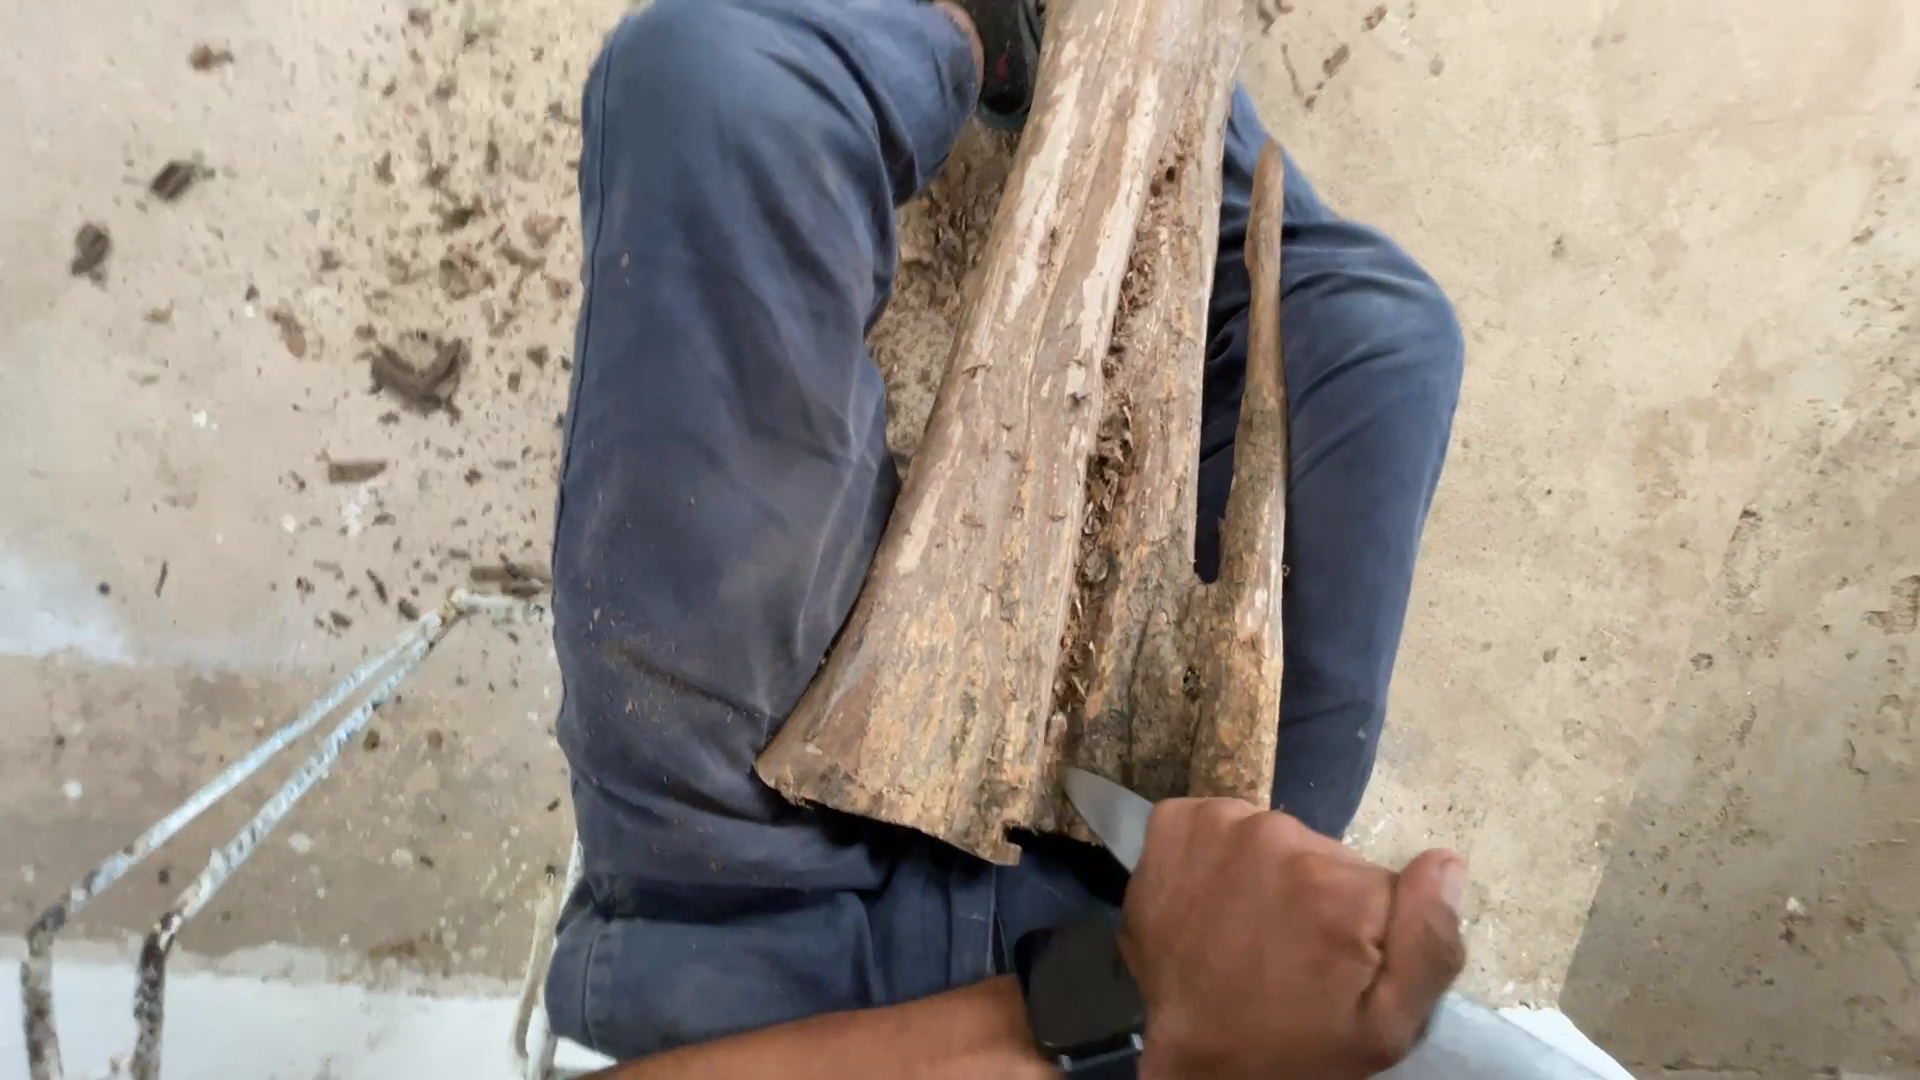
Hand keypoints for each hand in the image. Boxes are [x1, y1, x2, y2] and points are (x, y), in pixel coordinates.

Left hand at [1120, 799, 1466, 1079]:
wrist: (1188, 1049)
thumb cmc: (1293, 1046)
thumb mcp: (1385, 1025)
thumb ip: (1428, 941)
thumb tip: (1446, 861)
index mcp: (1337, 883)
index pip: (1378, 881)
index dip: (1365, 921)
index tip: (1336, 956)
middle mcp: (1277, 833)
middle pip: (1320, 854)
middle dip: (1314, 893)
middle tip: (1287, 947)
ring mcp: (1217, 821)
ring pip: (1268, 837)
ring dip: (1264, 871)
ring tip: (1244, 925)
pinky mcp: (1173, 818)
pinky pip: (1214, 821)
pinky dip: (1214, 850)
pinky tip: (1208, 894)